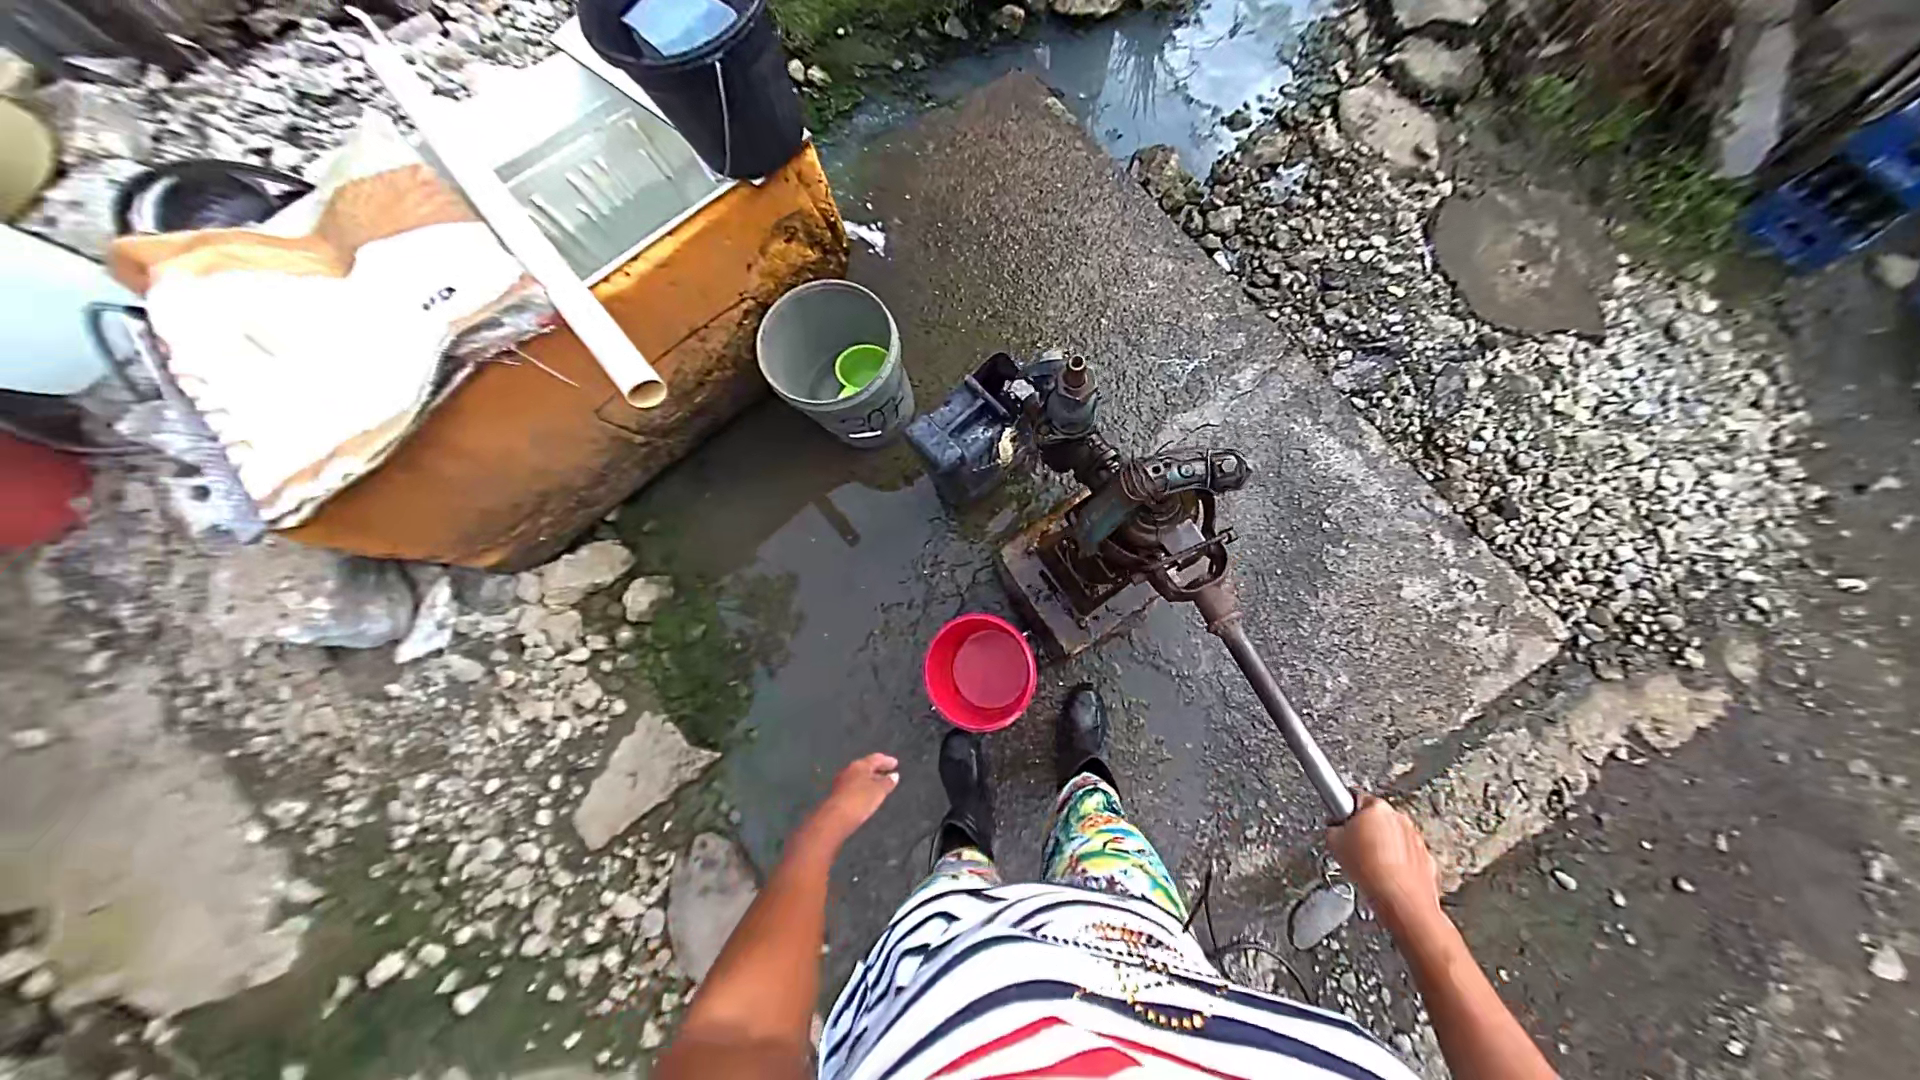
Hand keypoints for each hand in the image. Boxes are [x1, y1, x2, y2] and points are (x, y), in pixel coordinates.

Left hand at [812, 753, 899, 839]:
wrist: (835, 818)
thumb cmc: (860, 799)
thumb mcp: (878, 791)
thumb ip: (887, 782)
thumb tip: (894, 776)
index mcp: (859, 765)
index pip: (875, 759)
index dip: (886, 760)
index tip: (895, 763)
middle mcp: (849, 770)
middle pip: (866, 767)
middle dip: (877, 770)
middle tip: (888, 773)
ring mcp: (841, 782)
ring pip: (859, 777)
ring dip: (870, 780)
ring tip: (880, 785)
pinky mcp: (837, 795)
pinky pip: (854, 787)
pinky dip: (863, 787)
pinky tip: (868, 795)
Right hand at [1328, 794, 1441, 931]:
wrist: (1401, 903)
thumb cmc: (1370, 871)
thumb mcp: (1333, 842)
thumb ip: (1333, 829)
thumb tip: (1335, 831)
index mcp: (1377, 808)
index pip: (1356, 799)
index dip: (1345, 813)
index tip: (1341, 823)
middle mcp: (1400, 819)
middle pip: (1376, 818)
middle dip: (1365, 830)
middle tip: (1352, 847)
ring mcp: (1416, 840)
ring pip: (1393, 838)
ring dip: (1382, 847)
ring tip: (1368, 866)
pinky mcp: (1427, 860)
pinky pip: (1407, 857)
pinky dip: (1397, 864)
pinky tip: (1384, 876)